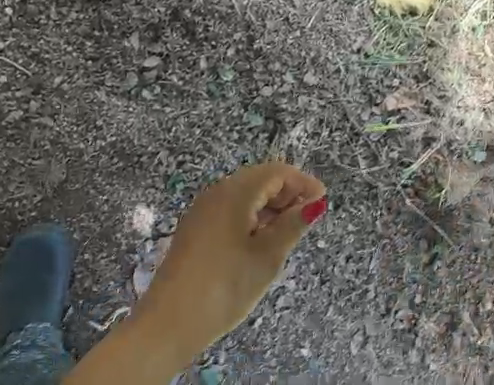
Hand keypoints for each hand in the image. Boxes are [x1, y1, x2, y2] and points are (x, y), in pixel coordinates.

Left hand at [137, 163, 325, 359]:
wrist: (170, 321)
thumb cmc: (225, 285)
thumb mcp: (267, 256)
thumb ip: (292, 225)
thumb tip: (315, 203)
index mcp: (235, 191)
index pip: (276, 172)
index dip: (302, 182)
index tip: (323, 200)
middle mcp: (217, 191)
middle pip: (259, 179)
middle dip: (287, 193)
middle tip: (308, 217)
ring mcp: (203, 210)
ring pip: (244, 195)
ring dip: (270, 206)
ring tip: (289, 231)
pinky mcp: (195, 228)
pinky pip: (230, 210)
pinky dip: (252, 217)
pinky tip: (261, 241)